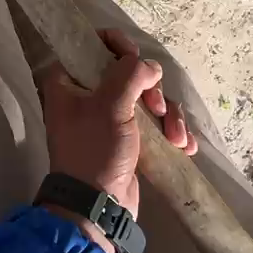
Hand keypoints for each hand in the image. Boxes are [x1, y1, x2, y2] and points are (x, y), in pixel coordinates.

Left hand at [37, 29, 199, 252]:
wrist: (96, 209)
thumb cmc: (94, 150)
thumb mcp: (110, 106)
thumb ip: (129, 75)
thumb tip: (150, 66)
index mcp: (68, 80)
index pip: (93, 43)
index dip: (118, 45)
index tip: (135, 57)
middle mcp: (86, 94)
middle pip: (127, 70)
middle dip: (151, 89)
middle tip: (156, 107)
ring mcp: (109, 117)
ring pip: (146, 97)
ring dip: (168, 114)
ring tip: (176, 137)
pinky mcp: (128, 138)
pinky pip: (154, 123)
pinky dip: (170, 131)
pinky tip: (184, 146)